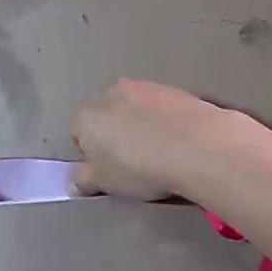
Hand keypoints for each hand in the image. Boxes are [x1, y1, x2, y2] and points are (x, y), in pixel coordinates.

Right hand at [71, 80, 235, 200]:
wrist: (195, 146)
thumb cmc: (139, 167)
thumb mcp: (105, 183)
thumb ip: (85, 180)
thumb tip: (76, 181)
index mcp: (87, 115)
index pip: (77, 132)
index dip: (90, 153)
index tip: (107, 169)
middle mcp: (111, 93)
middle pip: (106, 115)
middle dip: (114, 133)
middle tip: (131, 161)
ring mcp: (144, 87)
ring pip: (134, 108)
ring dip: (140, 124)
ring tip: (158, 150)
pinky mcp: (173, 89)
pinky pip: (161, 107)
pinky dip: (164, 119)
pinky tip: (177, 140)